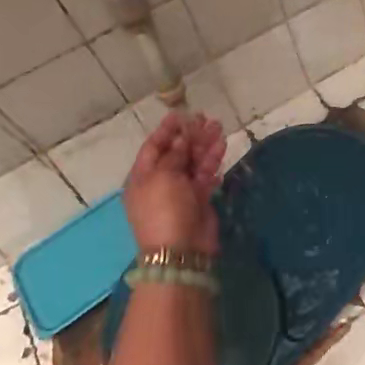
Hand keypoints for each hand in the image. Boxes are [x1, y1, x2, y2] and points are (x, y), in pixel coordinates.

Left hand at [124, 112, 225, 254]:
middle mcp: (160, 182)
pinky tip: (222, 148)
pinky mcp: (199, 200)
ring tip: (219, 128)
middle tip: (207, 119)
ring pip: (193, 162)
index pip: (154, 147)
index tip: (180, 114)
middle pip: (176, 152)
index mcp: (142, 176)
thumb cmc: (164, 210)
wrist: (181, 250)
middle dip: (191, 135)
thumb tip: (181, 137)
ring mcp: (180, 192)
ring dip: (205, 145)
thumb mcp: (163, 177)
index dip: (167, 130)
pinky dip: (213, 162)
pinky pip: (205, 176)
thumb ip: (174, 154)